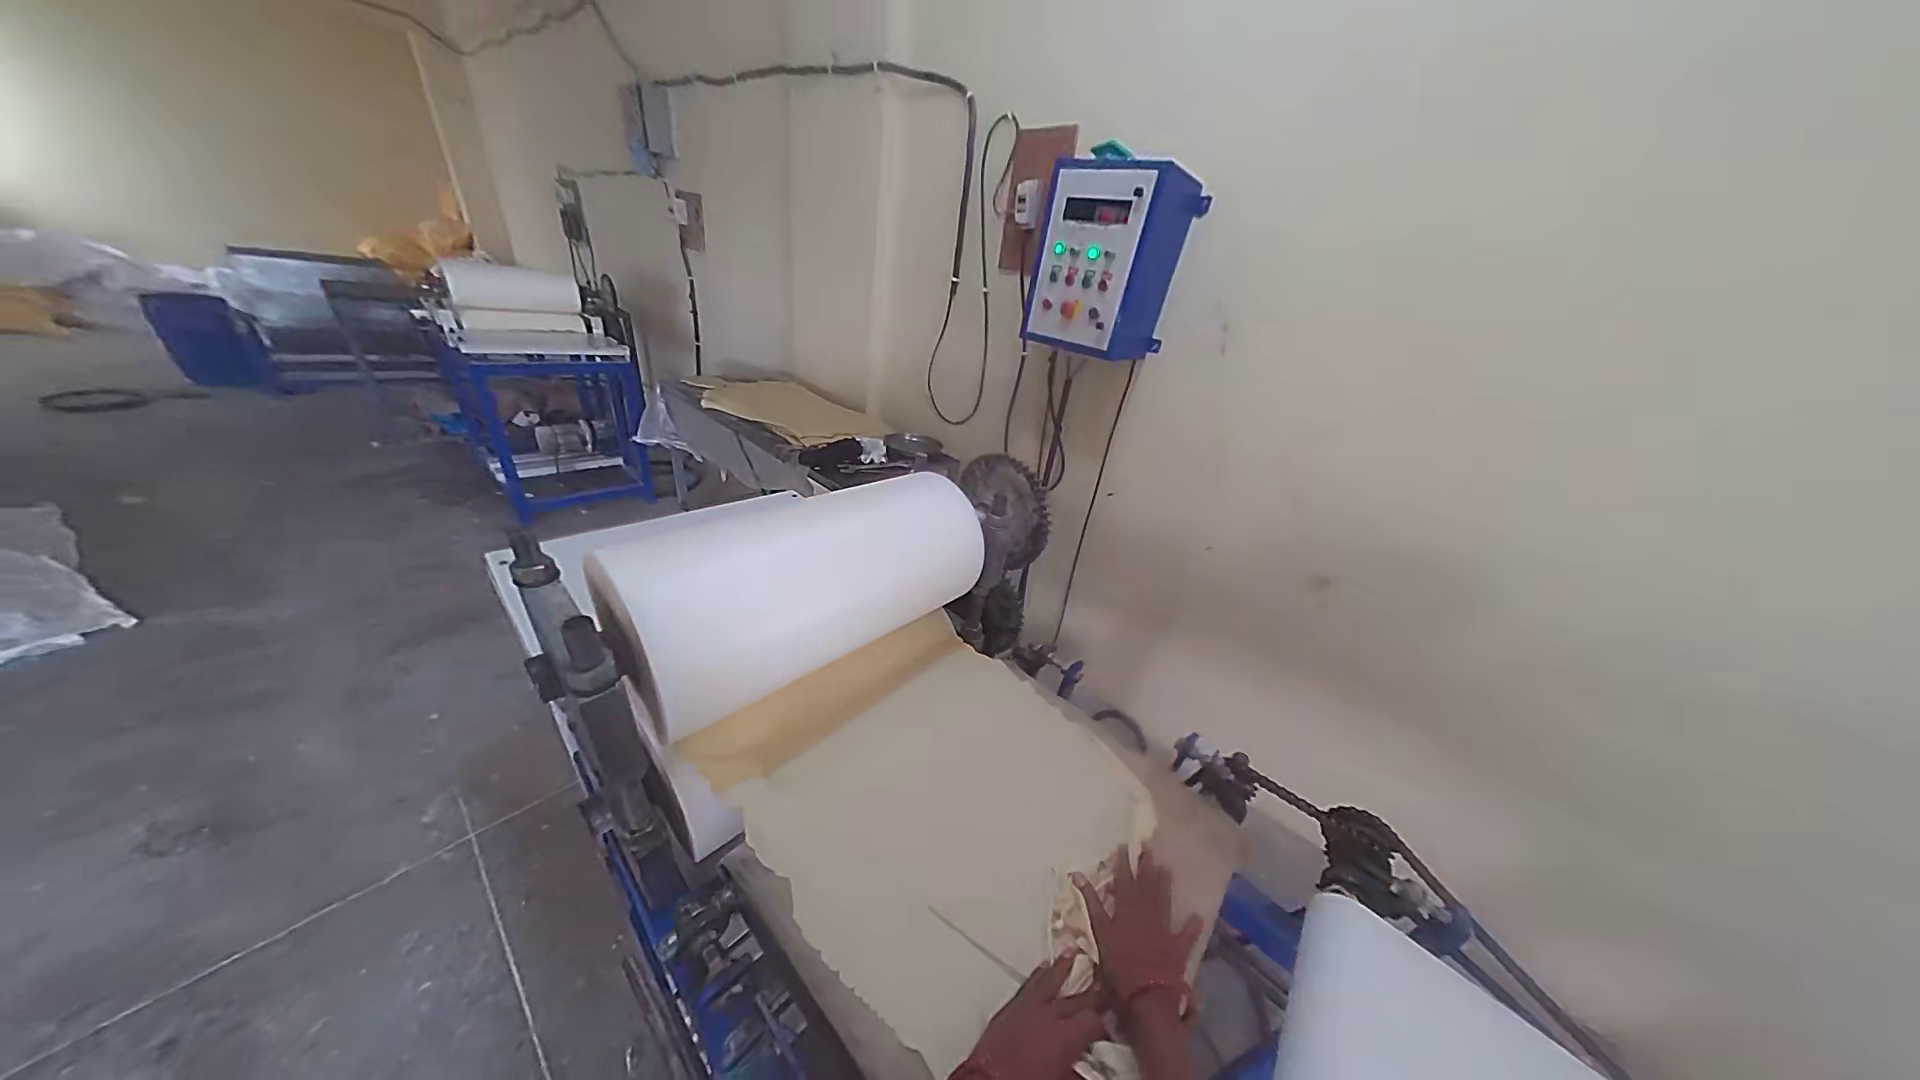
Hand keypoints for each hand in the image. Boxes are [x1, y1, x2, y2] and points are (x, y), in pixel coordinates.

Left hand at [951, 953, 1105, 1079]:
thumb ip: (1078, 1070)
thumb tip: (1086, 1067)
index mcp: (1065, 1036)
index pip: (1094, 1020)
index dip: (1107, 1020)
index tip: (1115, 1020)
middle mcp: (1049, 1015)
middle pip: (1077, 996)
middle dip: (1093, 987)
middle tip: (1104, 975)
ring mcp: (1028, 1007)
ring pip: (1050, 980)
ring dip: (1064, 967)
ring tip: (1074, 952)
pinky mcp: (1011, 1007)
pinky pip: (1029, 984)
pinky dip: (1039, 974)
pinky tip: (1044, 966)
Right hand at [1073, 846, 1202, 1021]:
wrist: (1148, 996)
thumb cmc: (1119, 966)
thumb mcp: (1099, 932)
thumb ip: (1091, 902)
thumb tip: (1077, 874)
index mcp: (1127, 909)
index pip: (1124, 880)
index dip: (1123, 862)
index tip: (1124, 846)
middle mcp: (1147, 913)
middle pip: (1146, 885)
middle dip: (1145, 865)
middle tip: (1147, 847)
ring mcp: (1164, 929)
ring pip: (1164, 901)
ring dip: (1165, 884)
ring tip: (1166, 868)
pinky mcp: (1178, 948)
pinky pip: (1186, 934)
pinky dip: (1191, 926)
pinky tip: (1197, 915)